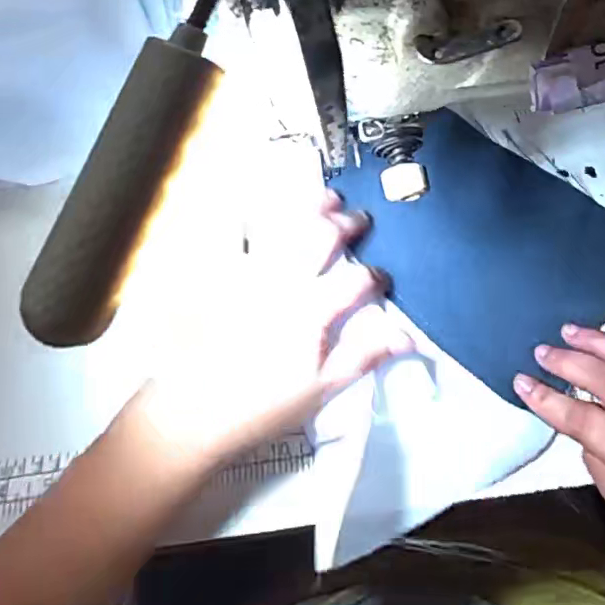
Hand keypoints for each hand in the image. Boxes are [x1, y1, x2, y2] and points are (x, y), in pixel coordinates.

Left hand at [134, 189, 408, 466]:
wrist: (198, 406)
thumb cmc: (265, 404)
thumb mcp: (322, 388)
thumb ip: (363, 355)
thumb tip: (407, 335)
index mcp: (313, 307)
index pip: (356, 281)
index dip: (375, 278)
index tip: (382, 279)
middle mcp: (284, 279)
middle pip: (322, 238)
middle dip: (347, 224)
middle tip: (360, 217)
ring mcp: (250, 271)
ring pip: (286, 226)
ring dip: (310, 208)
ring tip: (326, 198)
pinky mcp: (222, 272)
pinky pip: (237, 232)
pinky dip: (252, 215)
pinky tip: (263, 204)